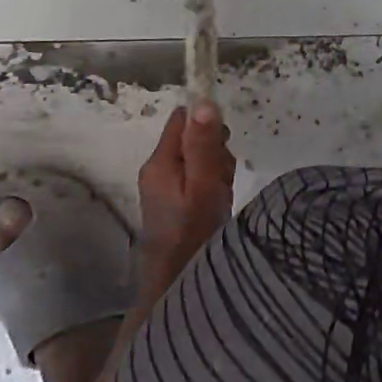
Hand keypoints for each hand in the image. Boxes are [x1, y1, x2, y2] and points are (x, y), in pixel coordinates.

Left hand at [136, 99, 234, 293]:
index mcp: (160, 161)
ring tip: (219, 192)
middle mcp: (159, 168)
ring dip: (218, 168)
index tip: (222, 142)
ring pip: (201, 156)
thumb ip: (203, 143)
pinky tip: (217, 200)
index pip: (183, 118)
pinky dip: (214, 183)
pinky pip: (200, 175)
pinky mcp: (176, 198)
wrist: (177, 281)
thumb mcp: (203, 182)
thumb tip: (203, 100)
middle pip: (195, 137)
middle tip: (221, 176)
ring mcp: (166, 185)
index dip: (207, 122)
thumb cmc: (192, 228)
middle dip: (217, 150)